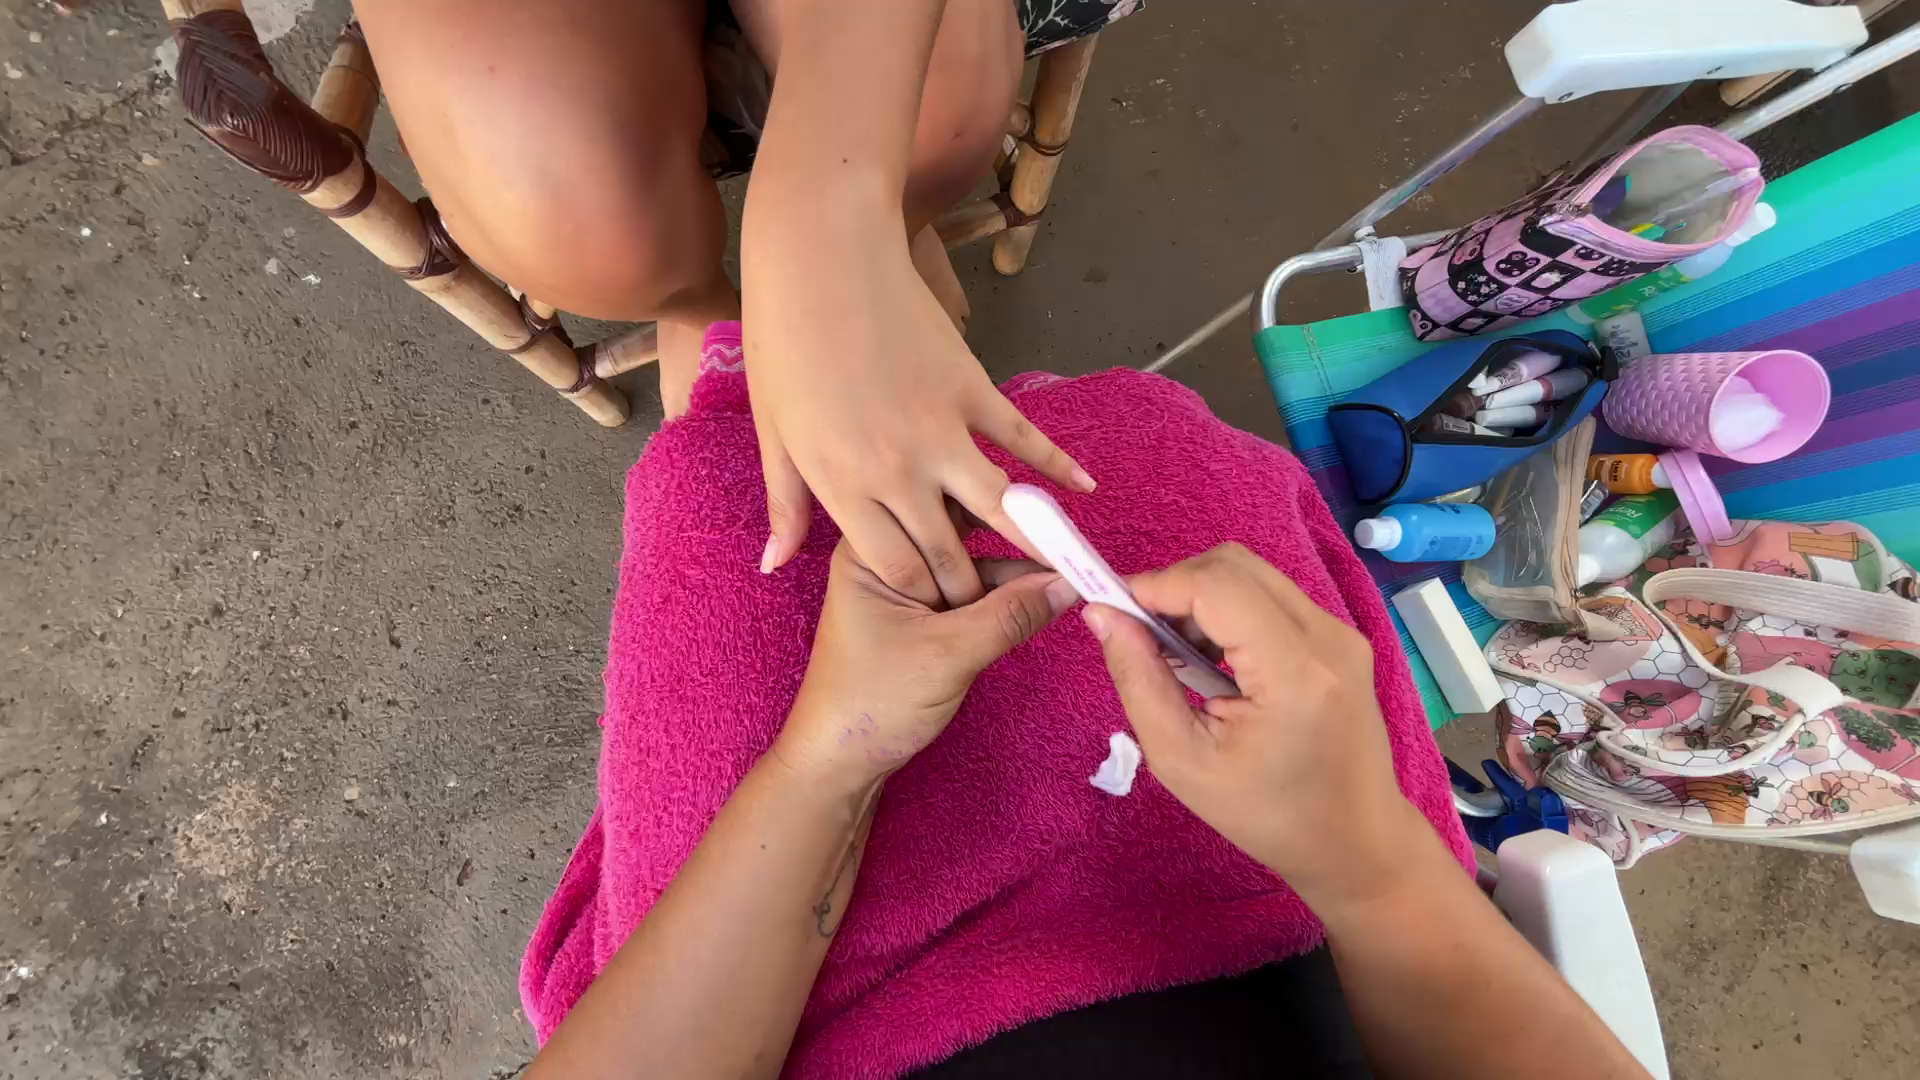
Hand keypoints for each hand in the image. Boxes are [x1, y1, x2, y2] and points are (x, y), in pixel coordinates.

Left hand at [742, 217, 1092, 609]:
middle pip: (950, 556)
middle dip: (972, 592)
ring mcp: (944, 431)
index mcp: (844, 487)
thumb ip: (785, 505)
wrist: (821, 256)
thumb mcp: (774, 434)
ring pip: (998, 509)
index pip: (900, 572)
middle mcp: (900, 473)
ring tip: (1058, 572)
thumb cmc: (783, 346)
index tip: (942, 611)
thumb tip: (771, 566)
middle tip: (991, 603)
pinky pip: (1025, 438)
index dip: (926, 600)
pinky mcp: (975, 391)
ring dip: (1030, 547)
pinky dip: (1058, 465)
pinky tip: (1085, 488)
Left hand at [778, 536, 1078, 786]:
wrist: (837, 764)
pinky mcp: (920, 614)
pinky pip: (967, 592)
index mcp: (871, 547)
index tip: (1055, 516)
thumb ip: (1010, 616)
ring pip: (969, 562)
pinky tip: (1040, 598)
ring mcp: (904, 585)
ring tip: (1069, 573)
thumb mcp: (948, 654)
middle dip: (1014, 536)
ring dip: (1013, 572)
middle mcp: (886, 555)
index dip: (998, 507)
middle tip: (1071, 542)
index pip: (940, 506)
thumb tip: (1071, 583)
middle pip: (959, 531)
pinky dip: (1001, 597)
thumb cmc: (874, 701)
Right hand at [1081, 544, 1428, 906]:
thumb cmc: (1266, 814)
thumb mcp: (1181, 759)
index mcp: (1294, 672)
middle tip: (1142, 633)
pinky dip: (1225, 608)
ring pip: (1249, 572)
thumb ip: (1137, 679)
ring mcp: (1340, 631)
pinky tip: (1211, 656)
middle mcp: (1327, 636)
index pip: (1216, 585)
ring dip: (1198, 595)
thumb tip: (1100, 614)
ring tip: (1176, 650)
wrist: (1357, 844)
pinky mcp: (1339, 635)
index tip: (1114, 611)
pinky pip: (1268, 593)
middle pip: (1232, 565)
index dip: (1156, 585)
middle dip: (1174, 585)